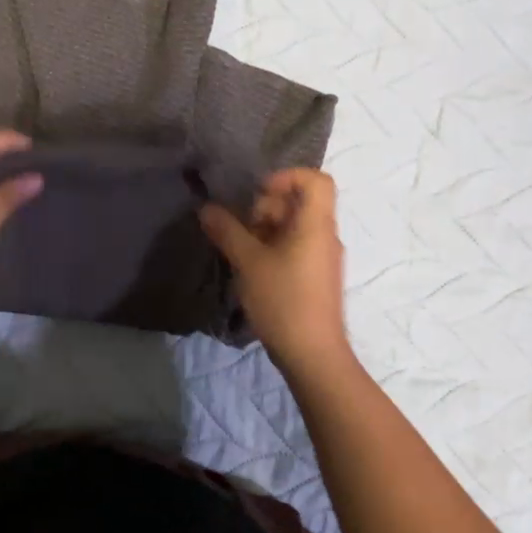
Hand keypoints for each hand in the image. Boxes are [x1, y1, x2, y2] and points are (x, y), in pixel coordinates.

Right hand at [199, 169, 351, 368]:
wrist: (313, 356)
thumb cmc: (284, 300)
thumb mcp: (248, 262)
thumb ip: (226, 230)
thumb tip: (206, 208)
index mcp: (316, 224)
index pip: (316, 180)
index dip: (286, 177)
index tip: (257, 194)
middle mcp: (325, 236)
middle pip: (299, 202)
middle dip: (265, 207)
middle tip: (241, 227)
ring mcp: (322, 258)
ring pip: (293, 227)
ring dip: (264, 230)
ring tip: (239, 250)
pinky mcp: (315, 277)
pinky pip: (294, 248)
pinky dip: (272, 248)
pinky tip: (250, 268)